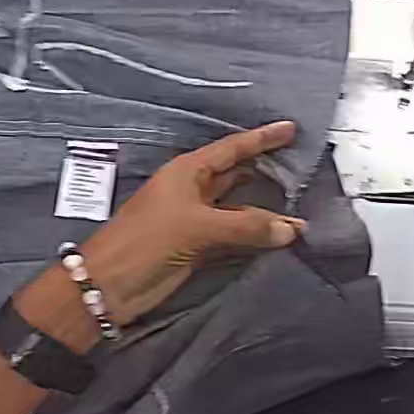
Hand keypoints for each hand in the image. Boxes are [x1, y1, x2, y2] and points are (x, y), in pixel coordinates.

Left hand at [15, 122, 306, 349]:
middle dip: (268, 172)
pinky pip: (234, 236)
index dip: (262, 138)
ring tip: (303, 209)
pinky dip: (255, 237)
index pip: (232, 148)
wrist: (108, 286)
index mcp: (187, 172)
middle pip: (237, 175)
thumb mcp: (196, 227)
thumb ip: (245, 226)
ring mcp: (195, 220)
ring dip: (266, 211)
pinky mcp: (197, 247)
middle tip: (305, 169)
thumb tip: (292, 229)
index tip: (291, 128)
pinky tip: (279, 238)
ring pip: (238, 208)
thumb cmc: (146, 242)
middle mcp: (193, 191)